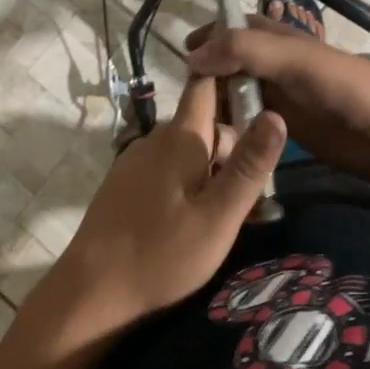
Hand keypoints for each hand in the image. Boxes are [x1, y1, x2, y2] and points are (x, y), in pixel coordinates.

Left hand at [53, 71, 287, 322]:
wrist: (93, 289)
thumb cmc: (163, 253)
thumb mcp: (219, 216)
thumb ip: (248, 166)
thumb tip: (276, 113)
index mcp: (180, 137)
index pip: (205, 84)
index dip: (231, 78)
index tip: (260, 92)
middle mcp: (155, 138)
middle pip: (204, 125)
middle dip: (232, 148)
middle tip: (254, 196)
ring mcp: (136, 160)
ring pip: (187, 151)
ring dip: (211, 172)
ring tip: (228, 217)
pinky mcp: (125, 184)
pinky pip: (167, 170)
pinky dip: (187, 185)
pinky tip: (193, 222)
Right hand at [184, 16, 369, 184]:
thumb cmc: (347, 87)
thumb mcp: (294, 60)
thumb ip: (245, 52)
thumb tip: (191, 57)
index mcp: (274, 38)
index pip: (228, 29)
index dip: (204, 39)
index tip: (177, 61)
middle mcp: (271, 66)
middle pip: (226, 66)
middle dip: (203, 80)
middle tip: (178, 108)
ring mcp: (279, 100)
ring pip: (235, 98)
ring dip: (214, 109)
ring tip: (190, 133)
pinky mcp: (285, 132)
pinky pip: (249, 127)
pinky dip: (231, 134)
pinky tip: (215, 151)